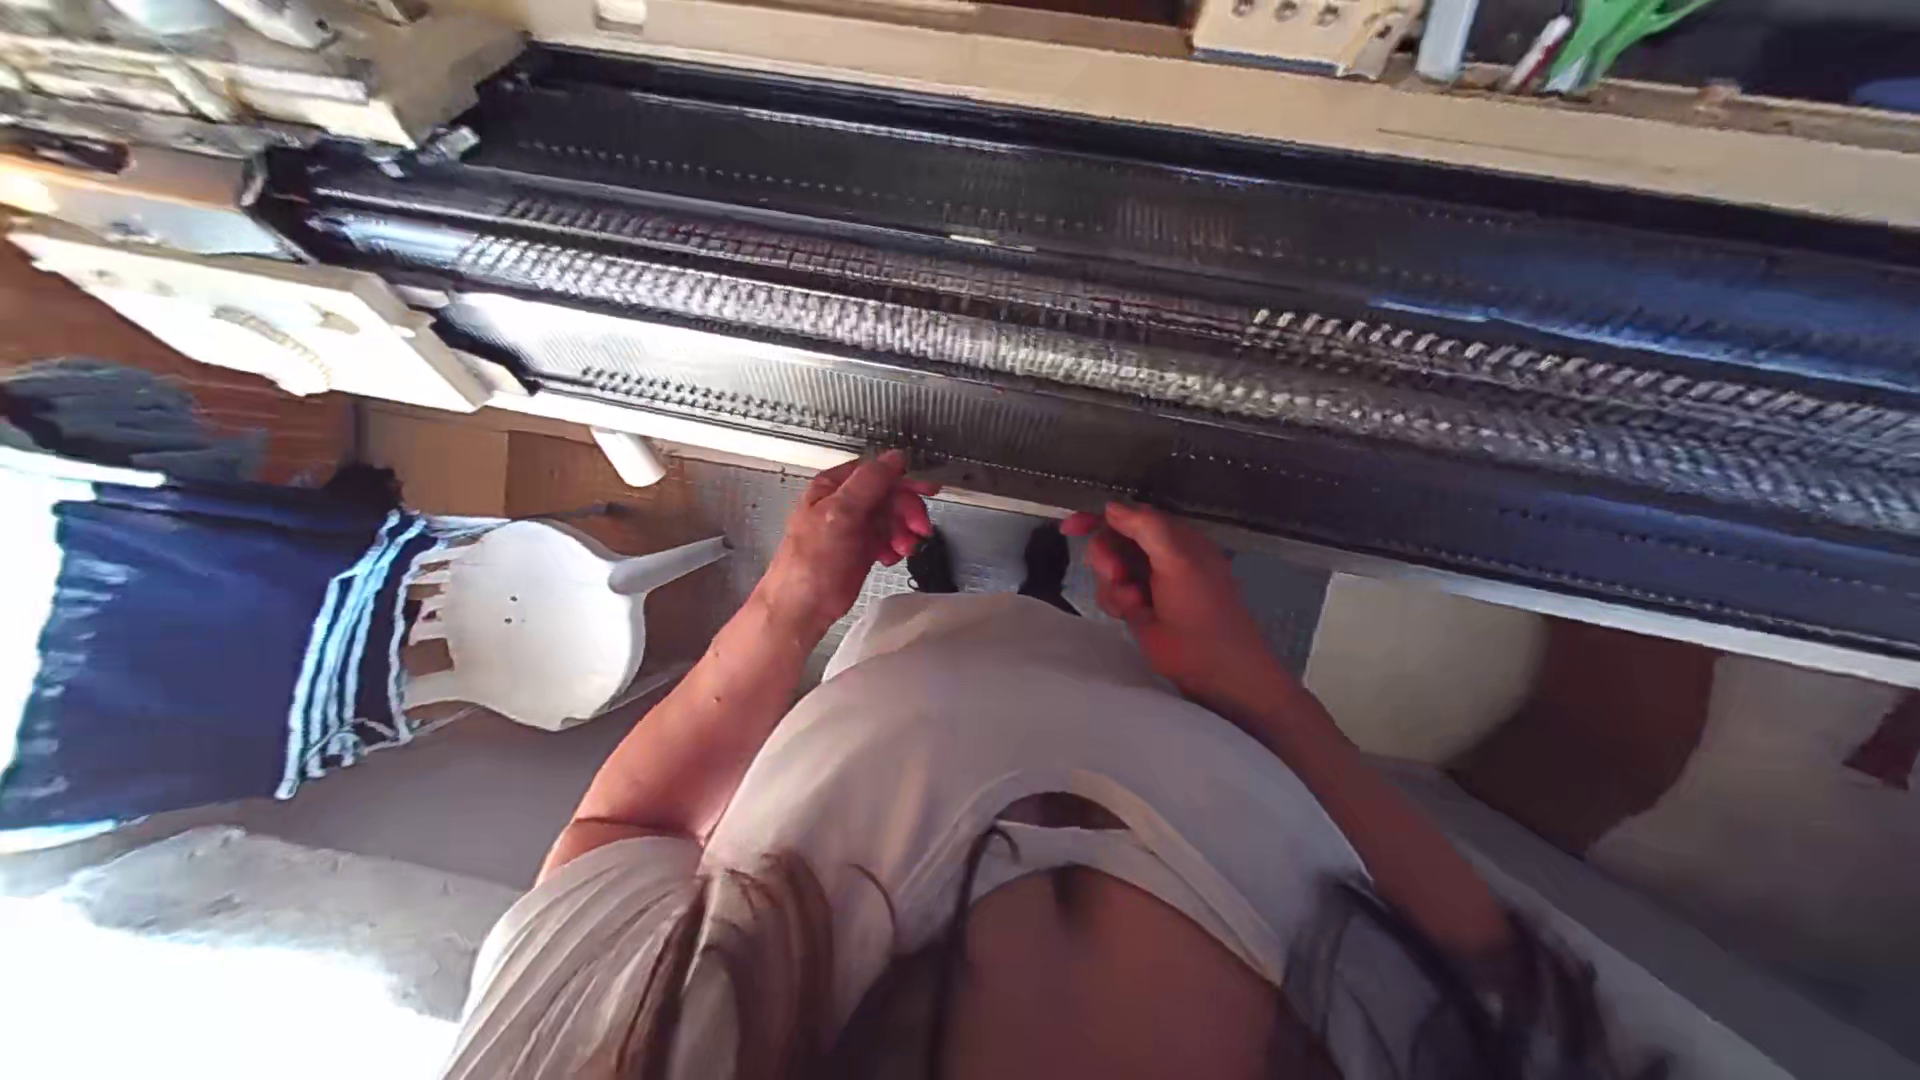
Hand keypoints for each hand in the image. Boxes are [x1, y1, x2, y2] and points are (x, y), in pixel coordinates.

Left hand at [754, 450, 939, 641]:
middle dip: (907, 511)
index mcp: (833, 487)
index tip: (927, 490)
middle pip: (889, 496)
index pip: (876, 472)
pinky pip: (889, 539)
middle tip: (920, 528)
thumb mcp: (840, 514)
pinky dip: (896, 547)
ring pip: (892, 518)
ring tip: (903, 549)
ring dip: (904, 532)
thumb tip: (894, 458)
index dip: (904, 481)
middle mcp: (844, 504)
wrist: (802, 608)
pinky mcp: (862, 549)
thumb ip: (869, 483)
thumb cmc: (810, 563)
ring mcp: (854, 527)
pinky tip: (891, 557)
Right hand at [1062, 502, 1289, 710]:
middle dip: (1107, 558)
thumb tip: (1111, 507)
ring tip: (1133, 603)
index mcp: (1176, 538)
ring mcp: (1146, 582)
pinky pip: (1109, 593)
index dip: (1099, 517)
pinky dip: (1114, 601)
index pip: (1130, 515)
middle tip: (1118, 575)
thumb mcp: (1178, 562)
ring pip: (1107, 569)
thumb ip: (1147, 528)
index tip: (1070, 527)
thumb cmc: (1202, 613)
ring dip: (1111, 584)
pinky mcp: (1136, 608)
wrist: (1217, 671)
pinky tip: (1132, 614)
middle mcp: (1158, 556)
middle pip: (1112, 541)